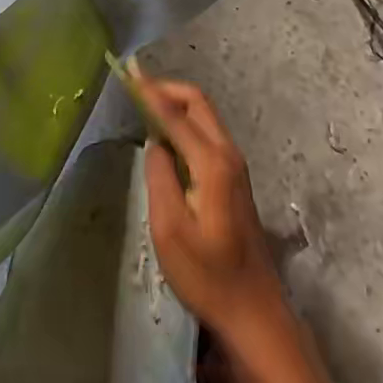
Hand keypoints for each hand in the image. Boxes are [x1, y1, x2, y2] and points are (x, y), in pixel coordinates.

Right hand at [140, 75, 330, 382]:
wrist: (255, 312)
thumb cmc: (208, 274)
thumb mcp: (170, 229)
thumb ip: (159, 177)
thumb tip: (154, 142)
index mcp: (213, 163)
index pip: (175, 114)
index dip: (149, 90)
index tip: (127, 70)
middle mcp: (229, 155)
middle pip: (198, 103)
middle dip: (165, 88)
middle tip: (134, 86)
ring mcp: (236, 166)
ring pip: (204, 116)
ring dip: (175, 104)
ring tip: (143, 105)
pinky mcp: (234, 178)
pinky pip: (206, 133)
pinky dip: (183, 122)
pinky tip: (164, 135)